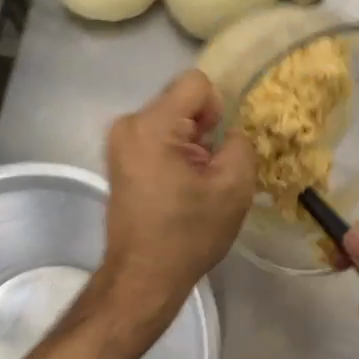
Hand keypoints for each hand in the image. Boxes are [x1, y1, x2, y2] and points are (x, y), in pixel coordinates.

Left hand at [99, 70, 256, 311]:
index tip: (216, 149)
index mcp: (151, 124)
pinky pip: (157, 140)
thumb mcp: (234, 186)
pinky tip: (179, 189)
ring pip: (171, 122)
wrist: (144, 276)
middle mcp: (128, 124)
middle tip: (208, 173)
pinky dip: (174, 156)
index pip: (196, 83)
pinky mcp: (119, 160)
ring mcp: (119, 143)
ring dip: (190, 146)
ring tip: (194, 185)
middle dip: (202, 130)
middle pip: (181, 102)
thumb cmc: (189, 233)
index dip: (217, 110)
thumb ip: (240, 143)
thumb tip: (228, 133)